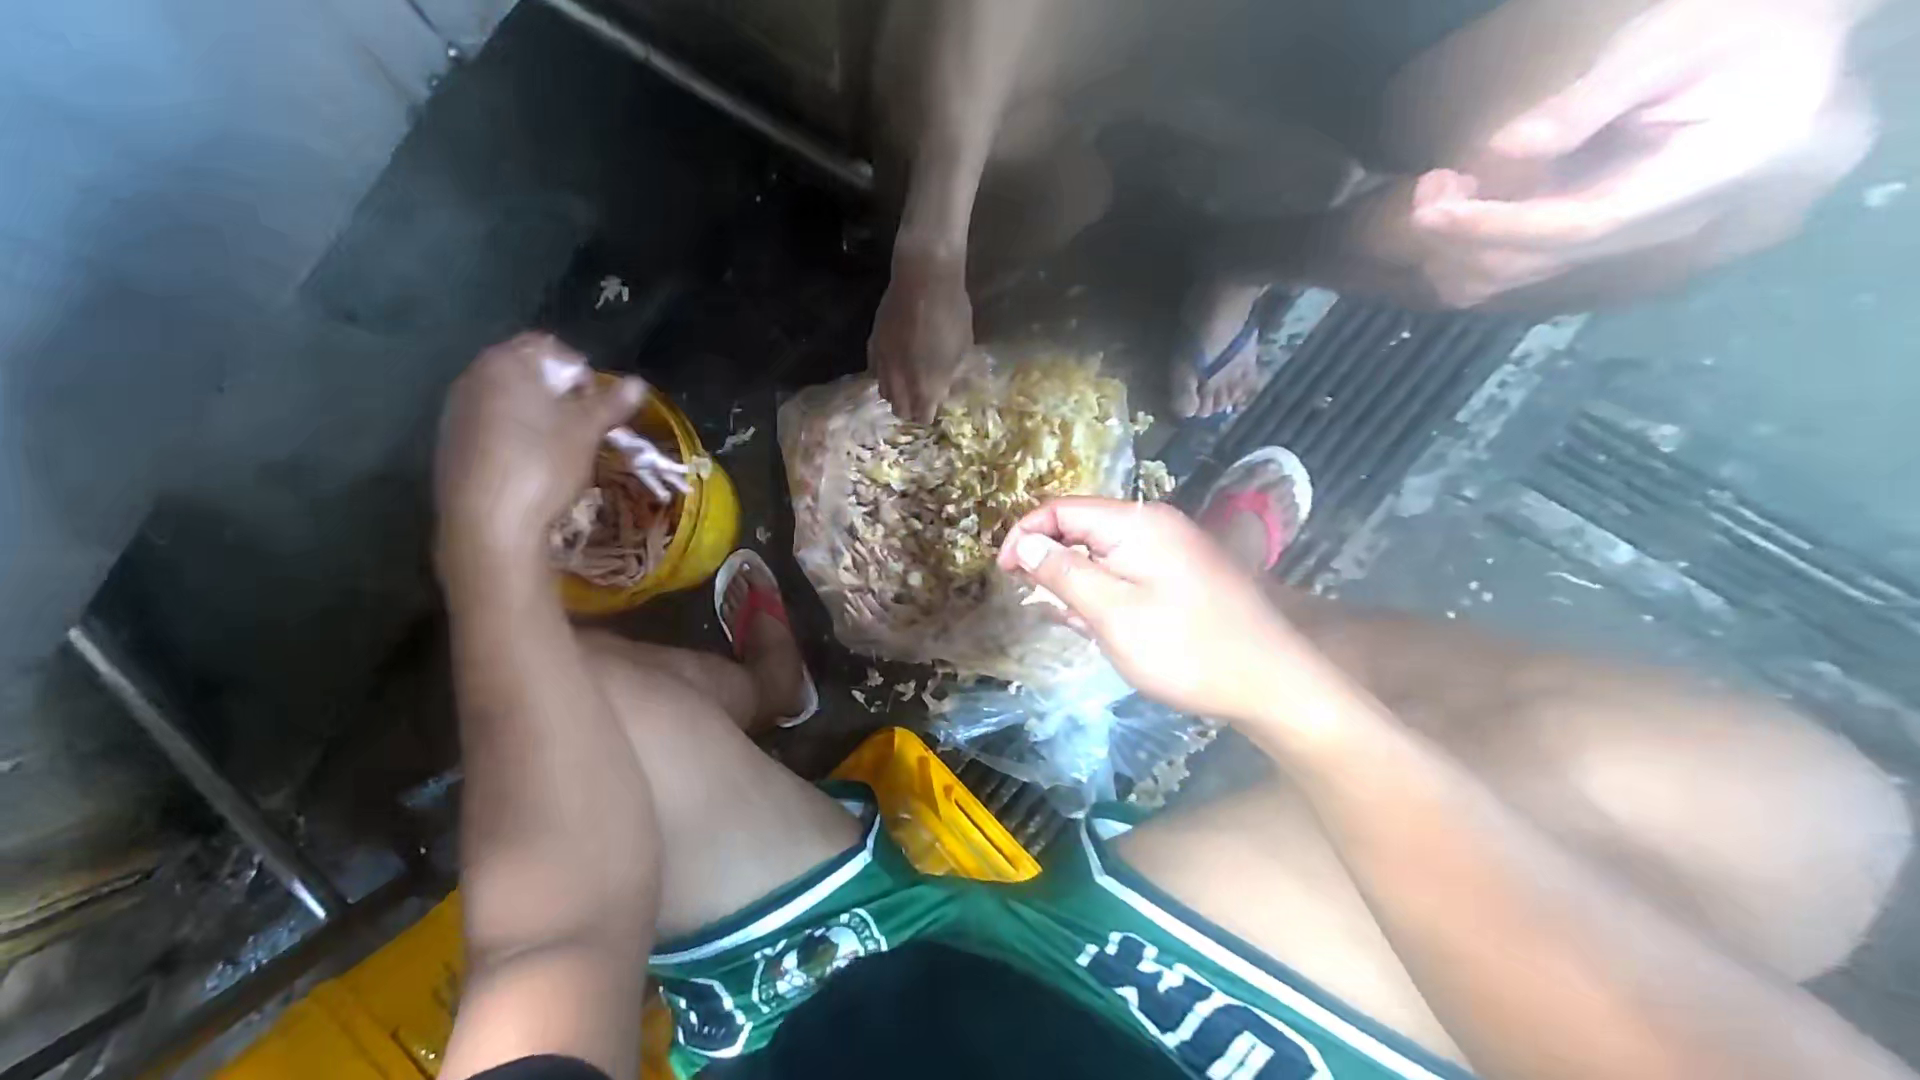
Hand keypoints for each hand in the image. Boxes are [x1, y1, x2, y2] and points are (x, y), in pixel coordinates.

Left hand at [435, 332, 643, 576]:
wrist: (488, 524)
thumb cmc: (542, 465)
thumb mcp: (587, 431)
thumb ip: (612, 402)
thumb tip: (639, 383)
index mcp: (505, 363)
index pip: (548, 346)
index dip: (579, 370)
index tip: (596, 401)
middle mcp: (473, 377)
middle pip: (526, 371)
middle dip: (559, 392)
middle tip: (584, 423)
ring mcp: (456, 411)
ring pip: (509, 399)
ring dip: (539, 414)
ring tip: (561, 446)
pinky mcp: (451, 442)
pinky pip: (492, 424)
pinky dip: (516, 434)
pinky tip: (532, 464)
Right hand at [869, 246, 972, 422]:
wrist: (924, 281)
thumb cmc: (953, 315)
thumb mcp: (964, 350)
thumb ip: (953, 376)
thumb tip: (946, 390)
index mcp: (928, 386)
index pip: (922, 417)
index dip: (928, 414)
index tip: (933, 408)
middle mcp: (901, 381)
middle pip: (900, 409)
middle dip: (910, 408)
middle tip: (920, 398)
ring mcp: (884, 364)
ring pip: (884, 393)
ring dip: (895, 393)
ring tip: (905, 383)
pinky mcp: (873, 345)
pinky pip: (874, 371)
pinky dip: (883, 374)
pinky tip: (892, 366)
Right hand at [997, 498, 1312, 723]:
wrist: (1272, 682)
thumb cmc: (1185, 648)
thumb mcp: (1112, 613)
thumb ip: (1063, 573)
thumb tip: (1024, 540)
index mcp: (1135, 522)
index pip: (1061, 509)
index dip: (1025, 535)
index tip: (1004, 573)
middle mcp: (1155, 524)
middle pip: (1083, 529)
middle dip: (1053, 563)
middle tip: (1042, 606)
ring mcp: (1173, 548)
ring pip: (1105, 554)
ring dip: (1081, 584)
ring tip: (1080, 626)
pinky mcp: (1184, 574)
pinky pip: (1130, 572)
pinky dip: (1108, 593)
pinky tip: (1108, 627)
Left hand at [1407, 0, 1874, 307]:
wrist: (1788, 37)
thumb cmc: (1741, 22)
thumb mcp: (1670, 43)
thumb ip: (1587, 102)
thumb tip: (1505, 149)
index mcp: (1705, 176)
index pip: (1576, 228)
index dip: (1495, 227)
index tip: (1433, 212)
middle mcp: (1661, 226)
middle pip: (1537, 262)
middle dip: (1465, 236)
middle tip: (1429, 186)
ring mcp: (1627, 236)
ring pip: (1520, 269)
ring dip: (1461, 245)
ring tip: (1437, 187)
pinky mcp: (1599, 230)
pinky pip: (1523, 254)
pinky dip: (1476, 239)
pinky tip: (1457, 195)